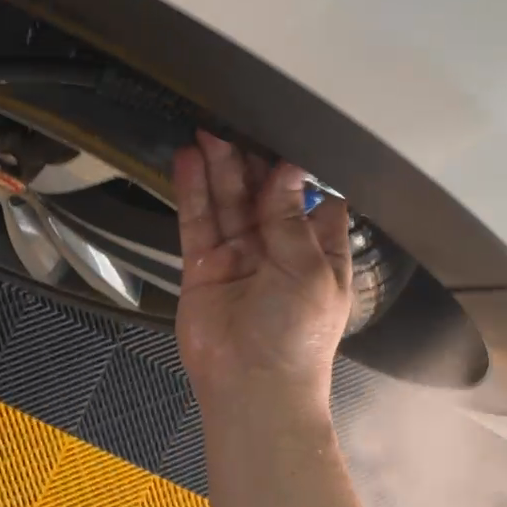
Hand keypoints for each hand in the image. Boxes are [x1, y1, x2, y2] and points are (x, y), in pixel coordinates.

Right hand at [174, 131, 351, 413]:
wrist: (252, 385)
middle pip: (262, 193)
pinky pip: (197, 224)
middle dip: (251, 159)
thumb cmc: (297, 335)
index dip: (297, 166)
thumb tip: (287, 170)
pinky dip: (192, 192)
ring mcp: (237, 256)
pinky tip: (188, 161)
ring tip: (208, 129)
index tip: (284, 129)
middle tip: (235, 121)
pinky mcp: (202, 267)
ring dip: (219, 168)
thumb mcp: (310, 269)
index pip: (310, 196)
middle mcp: (276, 248)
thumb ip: (292, 218)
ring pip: (227, 202)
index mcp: (317, 249)